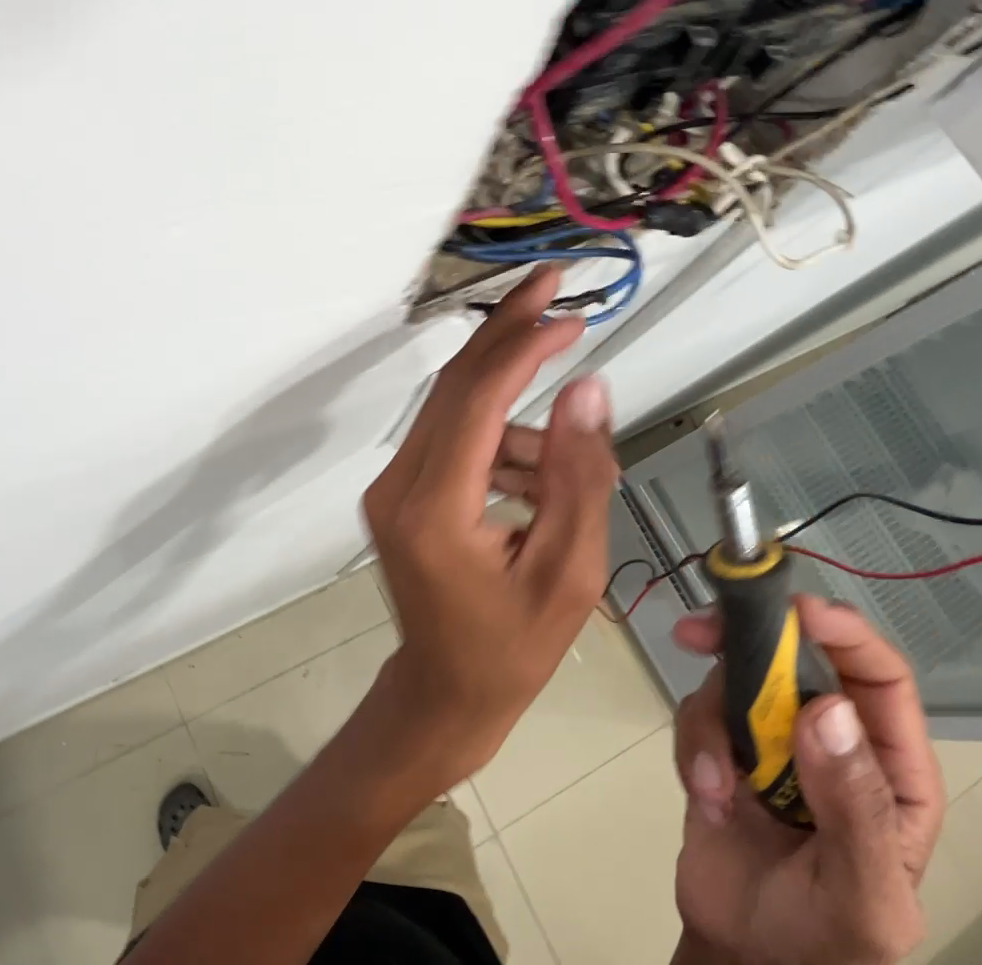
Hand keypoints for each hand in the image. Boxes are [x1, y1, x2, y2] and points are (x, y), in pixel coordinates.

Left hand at [360, 267, 619, 788]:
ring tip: (571, 470)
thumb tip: (589, 389)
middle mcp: (398, 487)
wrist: (446, 692)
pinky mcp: (399, 495)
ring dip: (518, 417)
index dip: (522, 346)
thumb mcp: (569, 571)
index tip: (568, 310)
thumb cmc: (513, 648)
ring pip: (457, 412)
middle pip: (453, 386)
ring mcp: (391, 489)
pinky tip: (538, 490)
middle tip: (557, 289)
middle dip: (507, 335)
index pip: (475, 399)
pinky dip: (501, 446)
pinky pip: (454, 443)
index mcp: (434, 510)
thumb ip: (580, 477)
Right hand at [670, 596, 943, 964]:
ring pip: (734, 686)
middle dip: (747, 641)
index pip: (879, 678)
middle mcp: (830, 741)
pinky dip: (693, 754)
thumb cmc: (829, 943)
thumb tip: (828, 709)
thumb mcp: (865, 895)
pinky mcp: (720, 757)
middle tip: (698, 631)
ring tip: (712, 788)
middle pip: (793, 660)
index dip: (844, 635)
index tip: (797, 611)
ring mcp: (770, 746)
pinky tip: (704, 802)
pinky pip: (698, 721)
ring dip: (712, 726)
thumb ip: (855, 809)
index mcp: (889, 766)